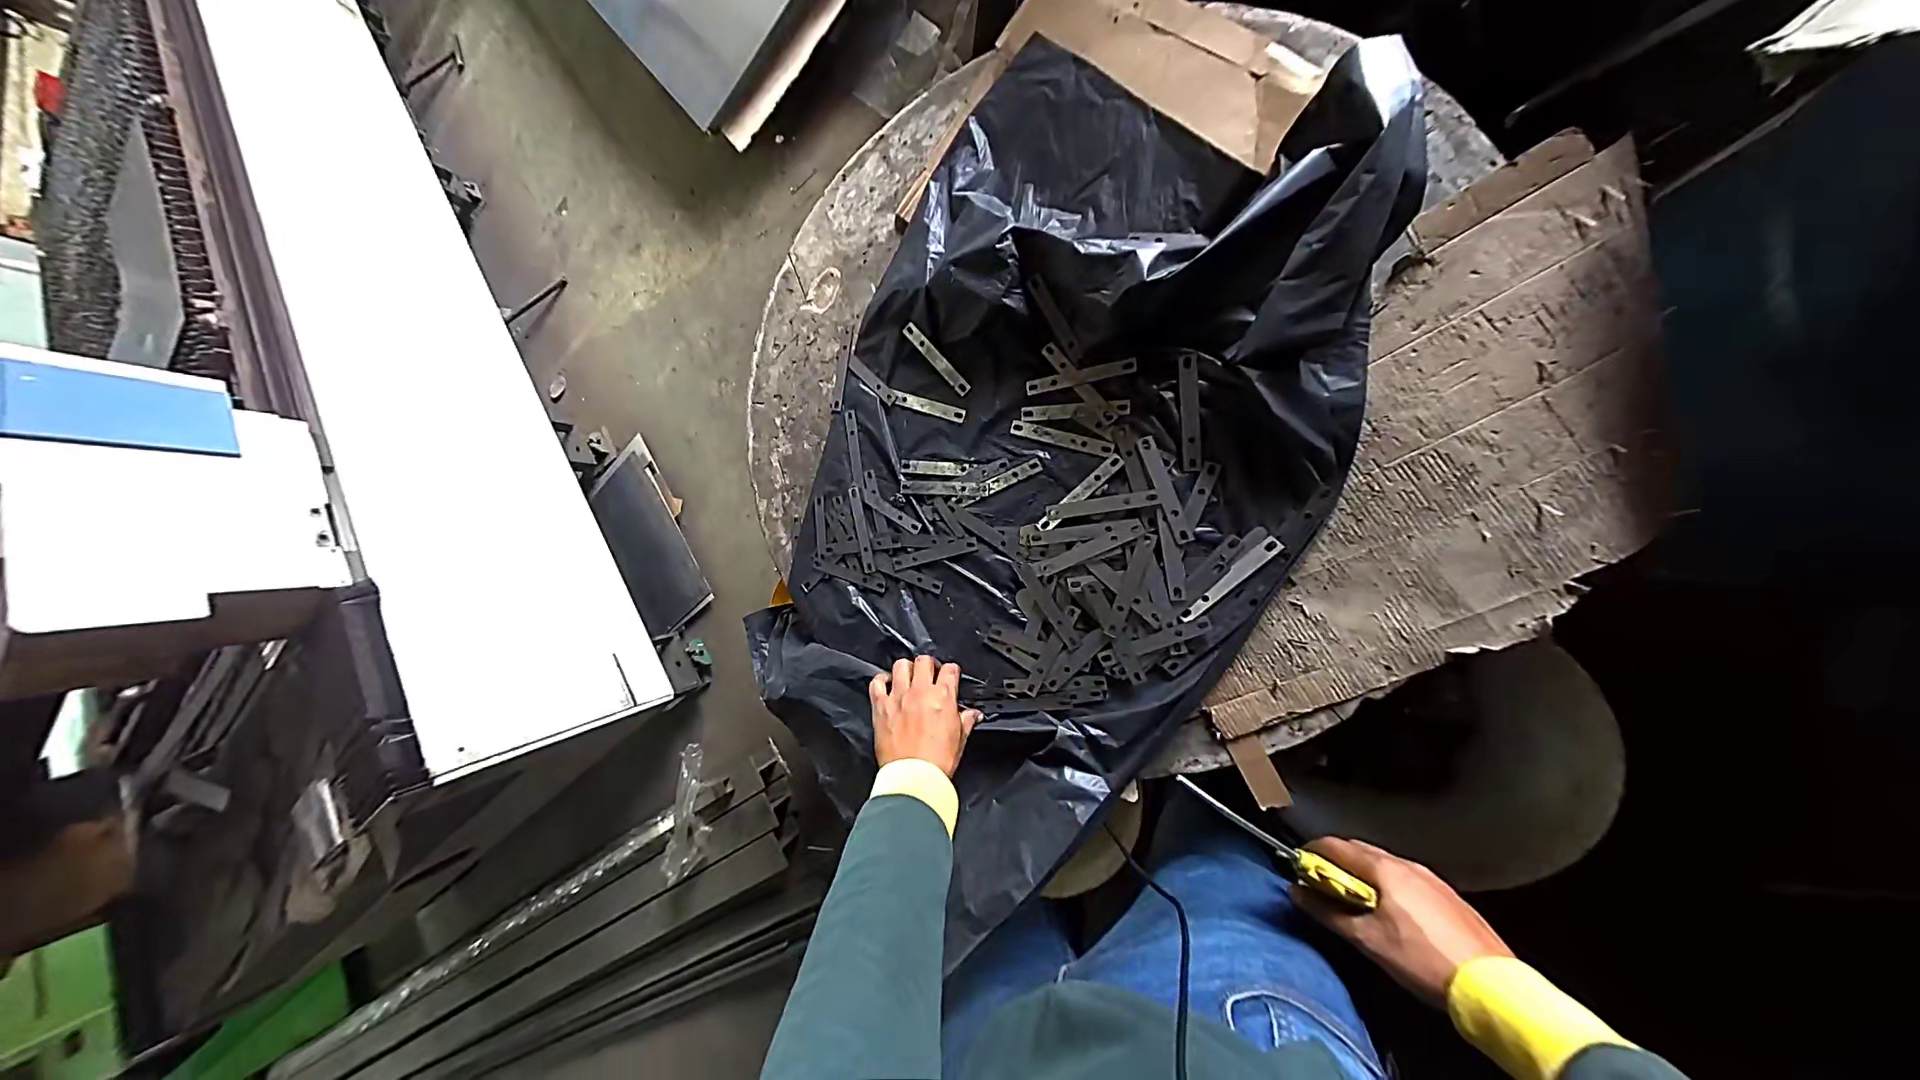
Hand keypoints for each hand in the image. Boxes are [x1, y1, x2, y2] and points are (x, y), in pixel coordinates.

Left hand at [869, 656, 979, 776]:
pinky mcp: (881, 707)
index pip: (950, 670)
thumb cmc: (937, 762)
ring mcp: (898, 697)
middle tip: (929, 674)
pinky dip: (881, 681)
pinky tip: (887, 686)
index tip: (949, 675)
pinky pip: (876, 683)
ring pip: (901, 665)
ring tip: (908, 678)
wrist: (914, 778)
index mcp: (943, 697)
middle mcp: (920, 692)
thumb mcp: (959, 739)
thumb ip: (966, 721)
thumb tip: (972, 714)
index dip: (951, 671)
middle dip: (929, 665)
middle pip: (924, 661)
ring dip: (907, 669)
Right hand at [1291, 837, 1513, 1006]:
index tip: (1299, 869)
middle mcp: (1408, 865)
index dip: (1311, 853)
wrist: (1496, 990)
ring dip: (1363, 875)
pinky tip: (1392, 915)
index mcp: (1384, 869)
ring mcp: (1433, 880)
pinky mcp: (1450, 898)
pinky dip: (1389, 887)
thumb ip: (1327, 913)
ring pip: (1384, 865)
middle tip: (1324, 887)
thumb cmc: (1426, 962)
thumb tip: (1298, 893)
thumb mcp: (1367, 941)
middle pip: (1359, 850)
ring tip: (1357, 903)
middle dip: (1336, 863)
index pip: (1334, 846)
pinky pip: (1408, 880)